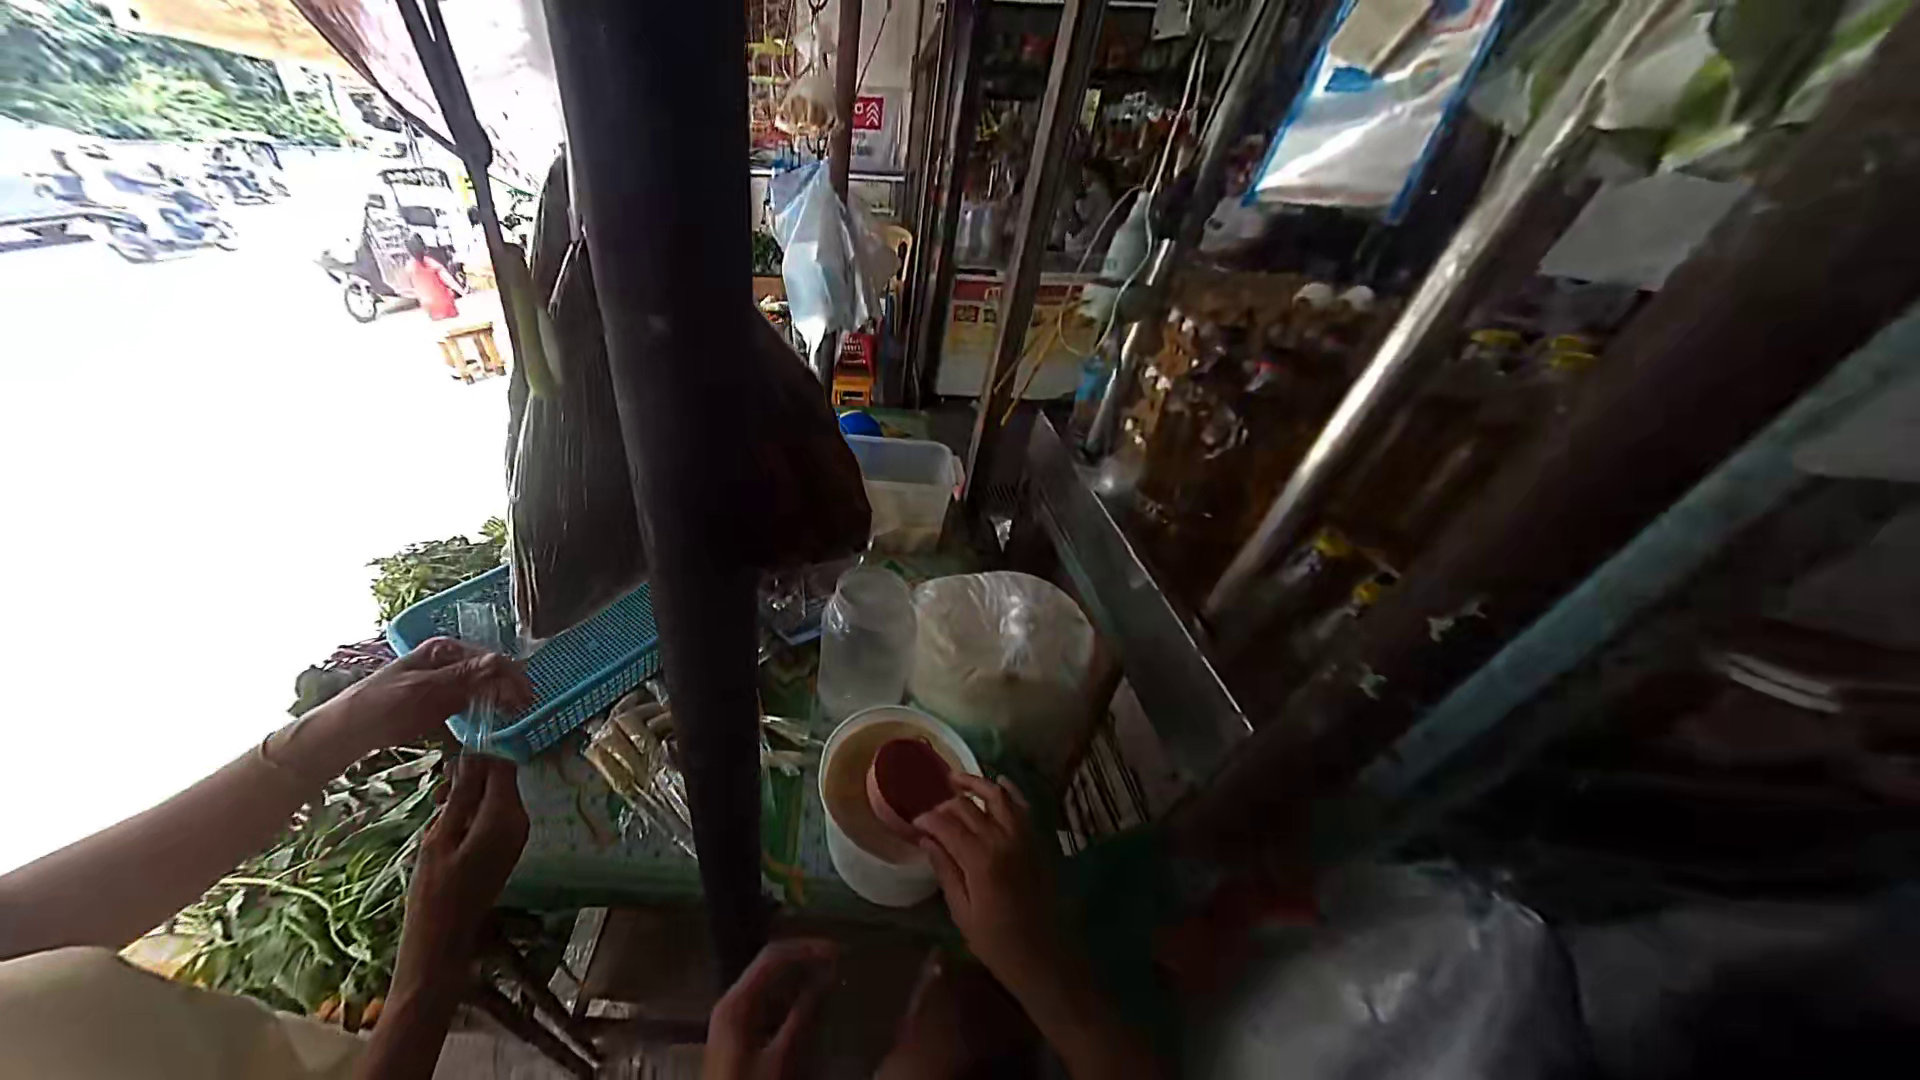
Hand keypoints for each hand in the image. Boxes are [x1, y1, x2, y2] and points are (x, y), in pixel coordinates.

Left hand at [306, 638, 532, 762]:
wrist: (343, 733)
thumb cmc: (380, 705)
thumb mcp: (424, 689)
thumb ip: (464, 676)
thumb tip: (500, 661)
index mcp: (445, 650)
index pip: (491, 659)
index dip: (512, 677)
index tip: (526, 697)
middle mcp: (448, 660)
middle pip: (491, 670)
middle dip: (510, 686)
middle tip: (524, 707)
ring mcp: (446, 679)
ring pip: (486, 683)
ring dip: (502, 695)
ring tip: (515, 711)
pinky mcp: (441, 698)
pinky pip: (473, 697)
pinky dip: (487, 705)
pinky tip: (496, 714)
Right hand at [398, 756, 528, 971]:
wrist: (444, 939)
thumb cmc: (434, 891)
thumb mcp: (440, 838)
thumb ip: (462, 796)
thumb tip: (472, 757)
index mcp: (506, 814)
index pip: (503, 767)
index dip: (478, 761)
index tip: (447, 770)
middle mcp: (521, 818)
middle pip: (502, 781)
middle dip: (472, 780)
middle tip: (437, 796)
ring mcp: (518, 832)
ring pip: (498, 798)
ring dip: (472, 798)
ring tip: (438, 813)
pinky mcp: (510, 844)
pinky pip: (497, 816)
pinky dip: (476, 814)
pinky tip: (450, 829)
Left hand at [703, 938, 837, 1079]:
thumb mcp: (780, 1061)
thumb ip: (803, 1016)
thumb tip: (826, 978)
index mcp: (736, 1003)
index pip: (772, 956)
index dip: (805, 948)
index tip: (835, 951)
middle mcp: (732, 1002)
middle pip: (770, 963)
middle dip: (804, 958)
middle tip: (836, 959)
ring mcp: (733, 1017)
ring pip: (770, 981)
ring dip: (799, 975)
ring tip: (829, 976)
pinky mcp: (739, 1033)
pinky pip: (769, 1001)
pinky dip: (791, 995)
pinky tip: (811, 1002)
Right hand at [918, 776, 1157, 1079]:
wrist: (1045, 957)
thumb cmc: (998, 943)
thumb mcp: (963, 913)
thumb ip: (945, 870)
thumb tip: (926, 839)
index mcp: (981, 861)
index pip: (947, 825)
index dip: (928, 819)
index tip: (915, 822)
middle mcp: (1003, 839)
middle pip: (968, 807)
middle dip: (945, 804)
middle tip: (931, 811)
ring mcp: (1023, 836)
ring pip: (997, 795)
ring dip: (975, 784)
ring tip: (956, 781)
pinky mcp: (1037, 838)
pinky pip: (1022, 805)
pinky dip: (1009, 790)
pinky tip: (997, 783)